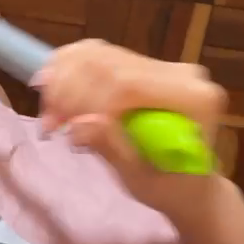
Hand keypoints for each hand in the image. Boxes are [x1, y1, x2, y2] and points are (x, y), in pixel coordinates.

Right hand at [37, 40, 227, 216]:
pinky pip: (99, 55)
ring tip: (49, 113)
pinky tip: (51, 88)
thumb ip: (114, 148)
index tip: (66, 130)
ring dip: (62, 80)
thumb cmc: (169, 189)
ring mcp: (162, 66)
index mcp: (194, 99)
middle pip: (109, 64)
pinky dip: (68, 69)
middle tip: (49, 124)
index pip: (129, 84)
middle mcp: (181, 73)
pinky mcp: (144, 65)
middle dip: (69, 91)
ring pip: (98, 55)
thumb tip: (79, 124)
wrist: (187, 184)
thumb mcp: (142, 179)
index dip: (87, 101)